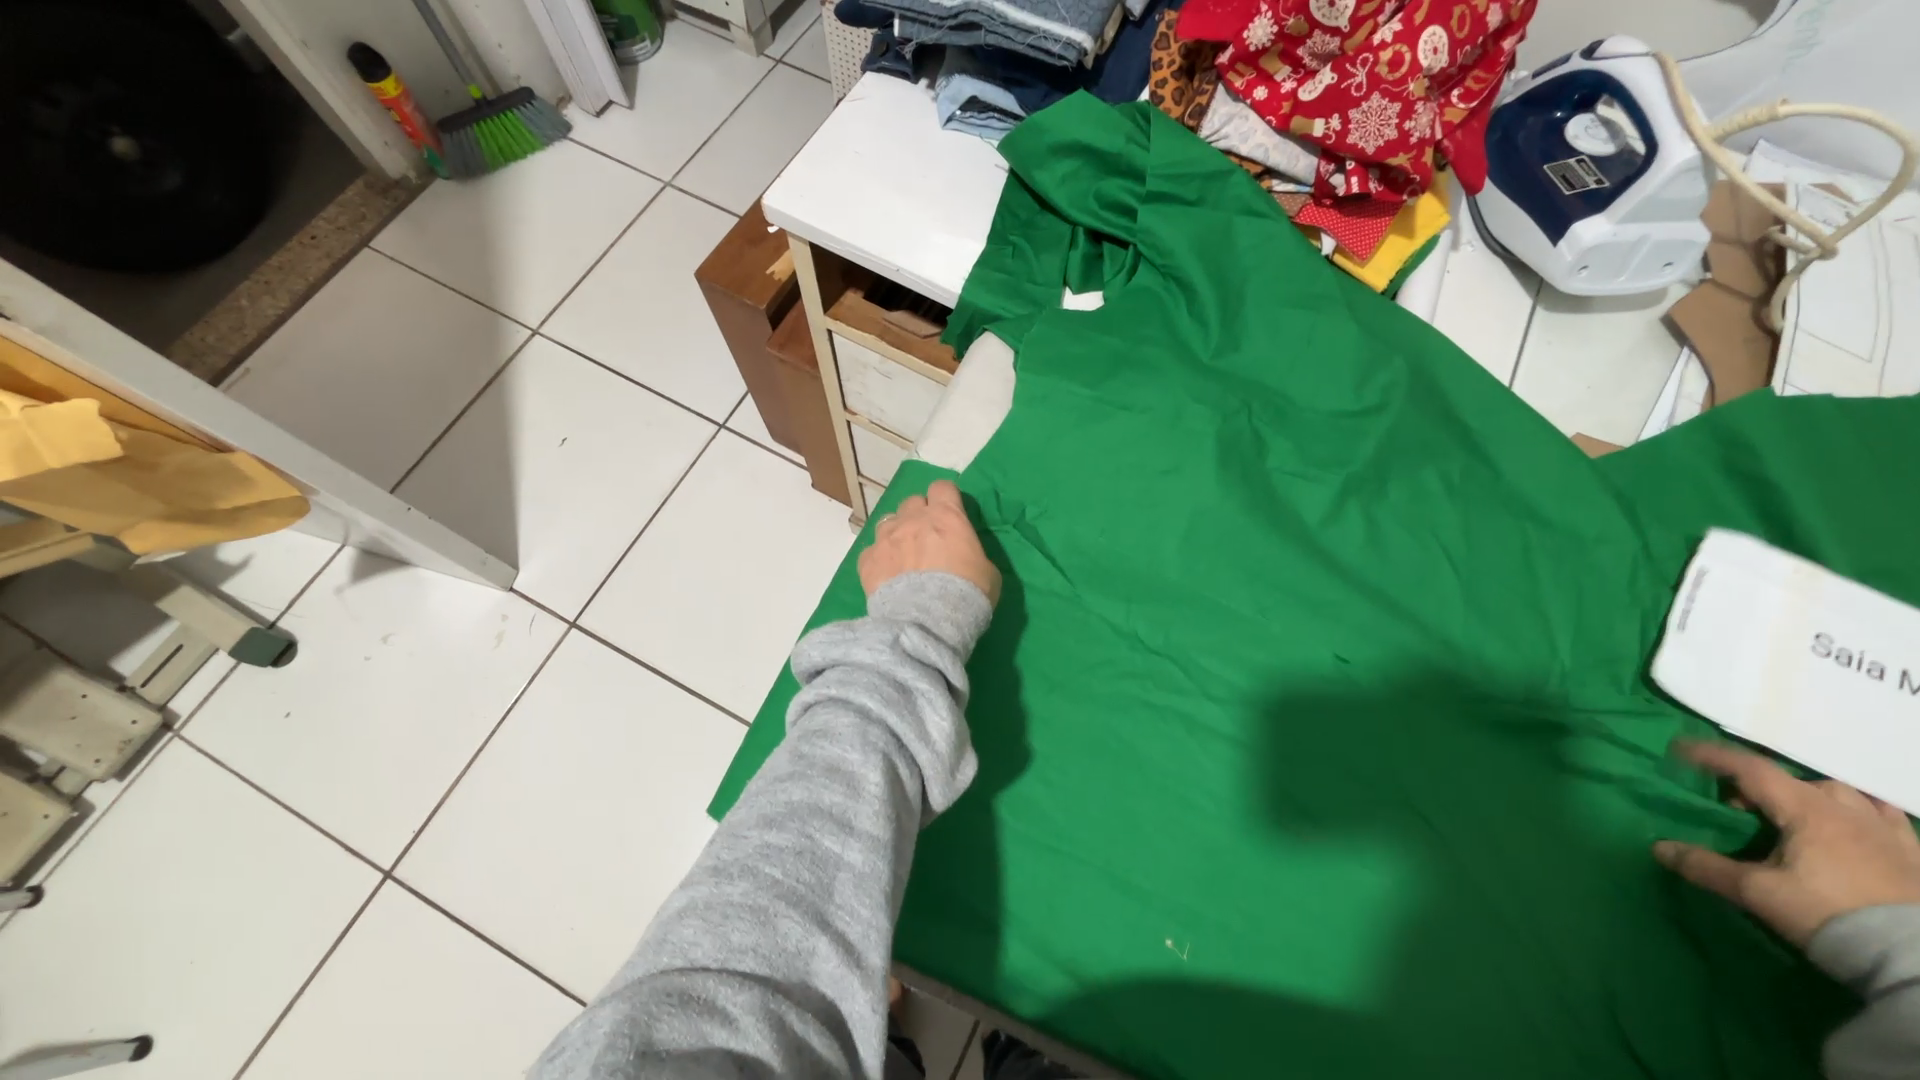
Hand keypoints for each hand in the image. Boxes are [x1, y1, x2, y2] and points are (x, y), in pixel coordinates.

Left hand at [857, 480, 999, 606]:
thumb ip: (973, 554)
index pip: (942, 487)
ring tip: (903, 557)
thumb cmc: (967, 593)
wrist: (928, 621)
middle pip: (913, 501)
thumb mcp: (988, 572)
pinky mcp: (867, 561)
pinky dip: (879, 560)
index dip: (946, 498)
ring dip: (897, 534)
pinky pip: (871, 552)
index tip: (950, 513)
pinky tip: (887, 577)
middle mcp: (912, 519)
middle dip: (919, 514)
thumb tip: (966, 556)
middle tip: (927, 537)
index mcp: (946, 516)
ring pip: (888, 522)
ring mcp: (886, 538)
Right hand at [1654, 739, 1919, 945]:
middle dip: (1762, 786)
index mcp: (1809, 811)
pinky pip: (1888, 818)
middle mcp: (1850, 812)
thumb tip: (1659, 847)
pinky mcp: (1915, 856)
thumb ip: (1706, 867)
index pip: (1752, 769)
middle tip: (1739, 807)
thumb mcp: (1757, 893)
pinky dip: (1863, 814)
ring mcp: (1889, 833)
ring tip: (1797, 815)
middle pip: (1798, 781)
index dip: (1713, 756)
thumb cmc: (1827, 914)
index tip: (1681, 750)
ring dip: (1813, 797)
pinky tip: (1855, 829)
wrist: (1913, 960)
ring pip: (1847, 795)